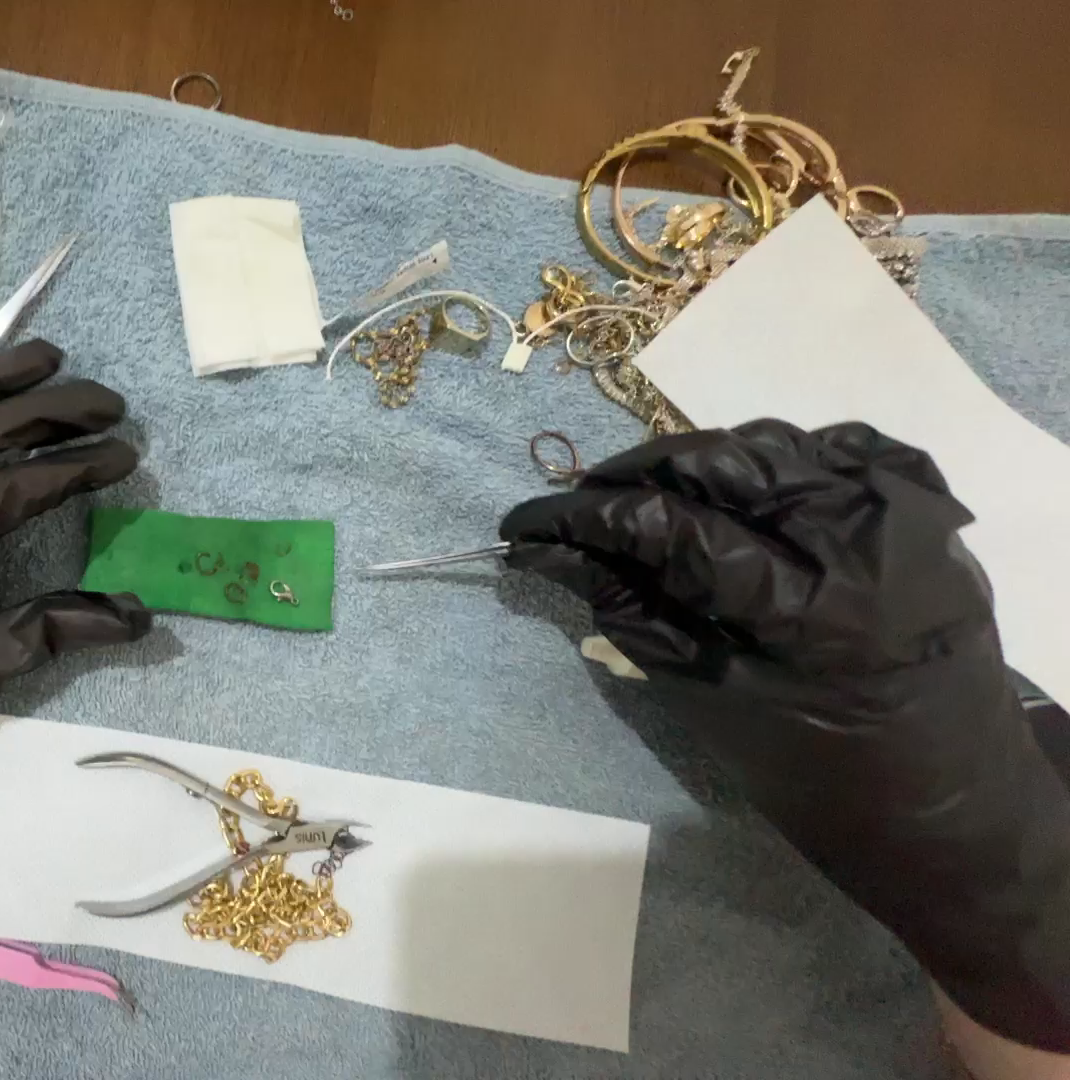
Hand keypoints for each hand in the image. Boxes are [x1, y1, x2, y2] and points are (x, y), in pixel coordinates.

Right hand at [499, 419, 1069, 1050]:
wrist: (944, 804)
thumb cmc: (801, 768)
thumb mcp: (691, 686)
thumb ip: (619, 601)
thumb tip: (544, 549)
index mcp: (805, 609)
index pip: (663, 525)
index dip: (578, 516)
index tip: (519, 523)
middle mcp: (867, 545)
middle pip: (720, 460)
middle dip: (632, 473)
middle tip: (583, 505)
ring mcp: (911, 521)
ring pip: (774, 442)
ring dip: (694, 462)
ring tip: (649, 496)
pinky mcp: (929, 519)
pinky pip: (842, 450)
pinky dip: (777, 458)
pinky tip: (739, 489)